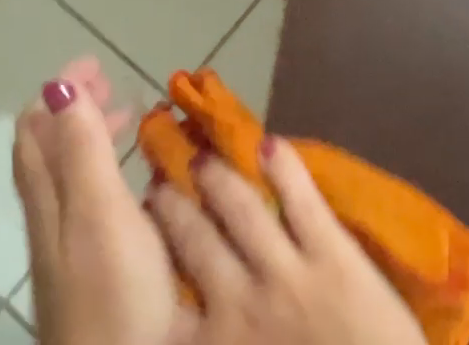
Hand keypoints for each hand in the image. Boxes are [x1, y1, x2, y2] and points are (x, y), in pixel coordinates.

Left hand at [13, 57, 186, 344]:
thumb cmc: (113, 293)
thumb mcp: (100, 213)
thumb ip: (81, 151)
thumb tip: (57, 83)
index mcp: (50, 200)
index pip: (36, 131)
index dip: (59, 91)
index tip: (95, 61)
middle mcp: (51, 219)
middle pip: (47, 151)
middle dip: (73, 108)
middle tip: (112, 81)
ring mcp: (69, 247)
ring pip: (69, 176)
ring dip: (90, 137)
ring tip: (129, 118)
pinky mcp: (91, 269)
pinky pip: (90, 200)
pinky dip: (107, 171)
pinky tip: (140, 184)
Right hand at [147, 137, 428, 344]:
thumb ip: (213, 340)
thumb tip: (188, 319)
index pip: (165, 297)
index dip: (148, 256)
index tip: (136, 228)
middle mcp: (237, 303)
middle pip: (194, 240)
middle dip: (173, 206)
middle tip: (159, 179)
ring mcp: (285, 274)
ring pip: (241, 211)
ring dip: (219, 178)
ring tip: (202, 156)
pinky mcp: (332, 253)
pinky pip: (302, 201)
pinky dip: (284, 169)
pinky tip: (269, 143)